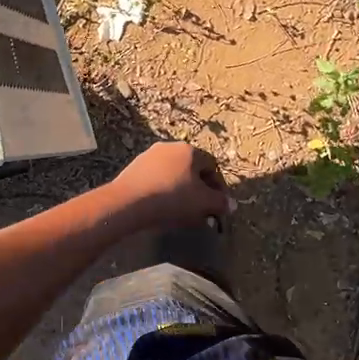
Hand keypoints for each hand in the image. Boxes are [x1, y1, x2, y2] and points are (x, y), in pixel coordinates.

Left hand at [104, 142, 232, 229]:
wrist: (128, 201)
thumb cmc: (172, 198)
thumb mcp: (203, 203)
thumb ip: (220, 203)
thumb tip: (230, 204)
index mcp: (190, 150)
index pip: (212, 167)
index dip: (218, 188)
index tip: (218, 207)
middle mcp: (170, 146)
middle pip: (192, 170)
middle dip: (199, 191)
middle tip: (201, 211)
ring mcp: (150, 155)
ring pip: (174, 174)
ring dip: (181, 191)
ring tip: (181, 213)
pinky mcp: (134, 167)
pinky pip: (157, 179)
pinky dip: (163, 191)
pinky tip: (162, 208)